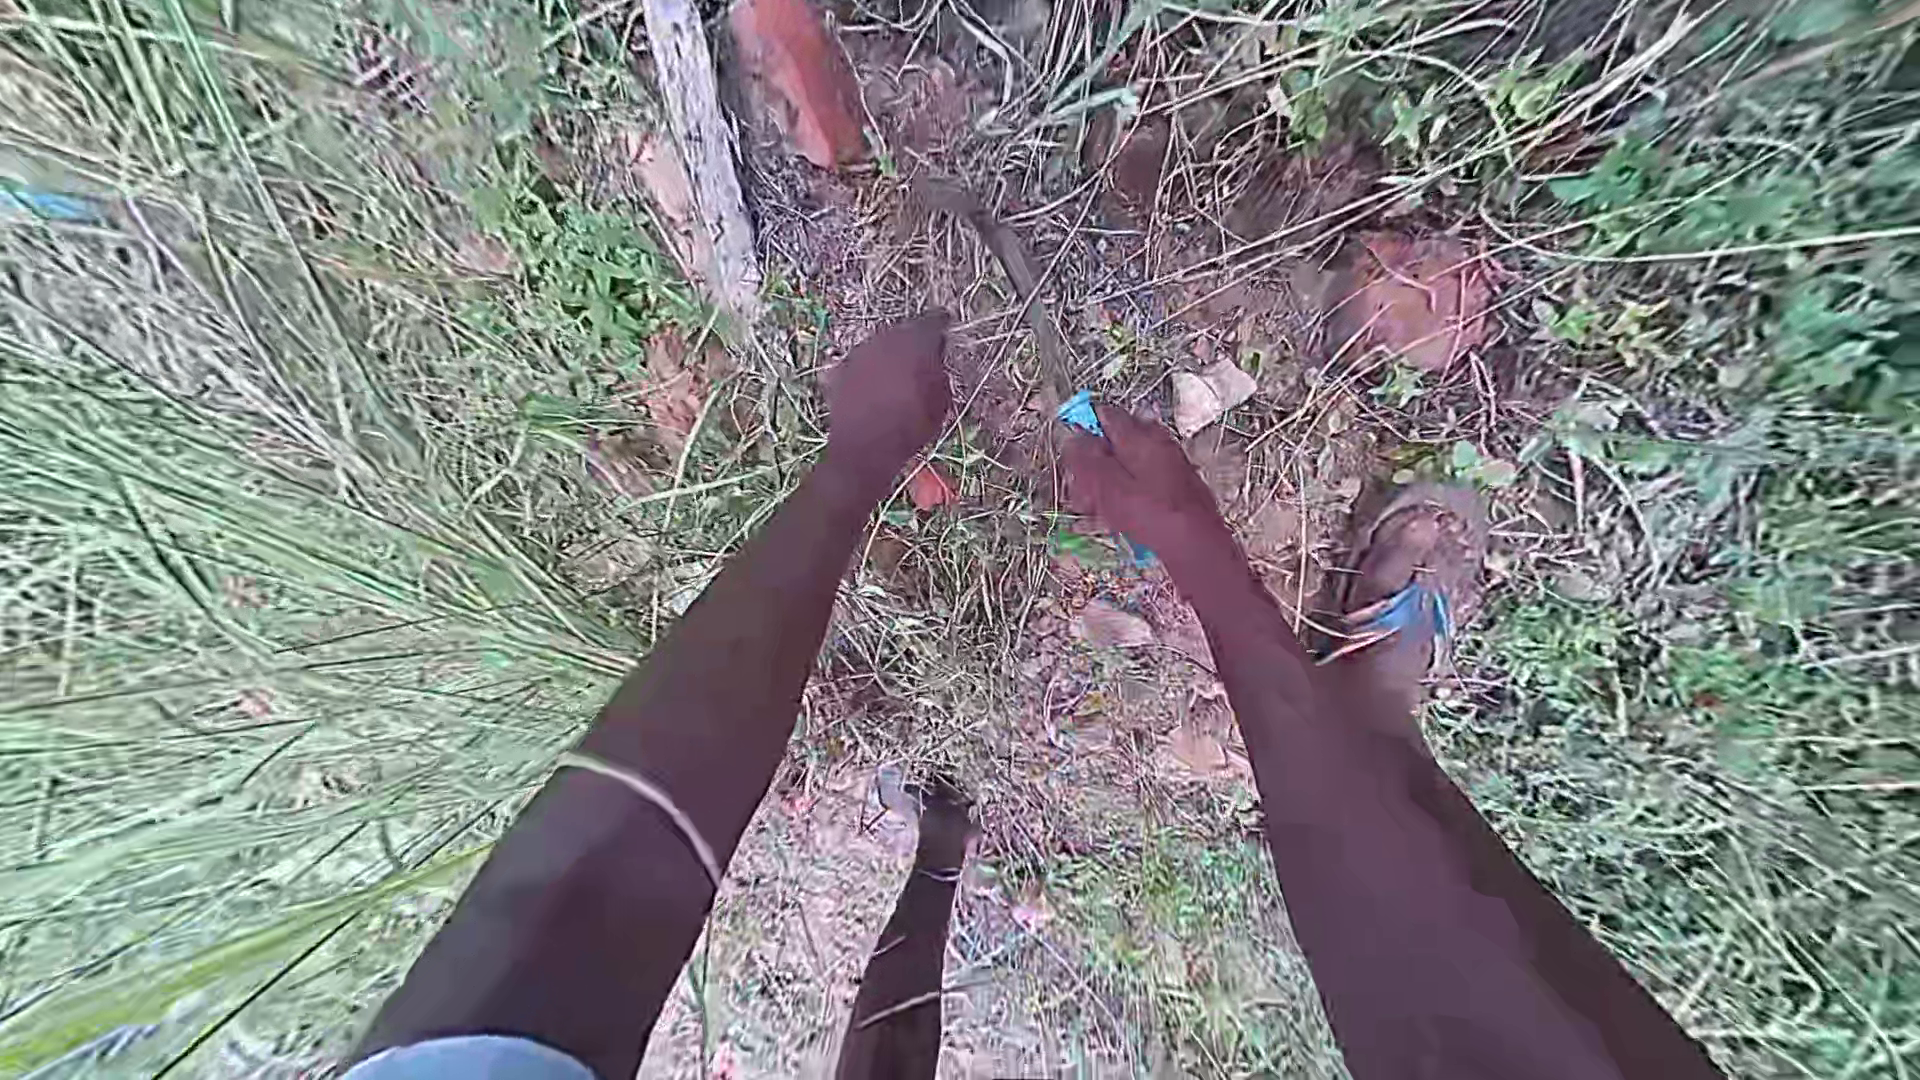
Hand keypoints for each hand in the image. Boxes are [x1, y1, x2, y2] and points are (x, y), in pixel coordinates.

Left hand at [825, 311, 952, 487]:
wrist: (865, 448)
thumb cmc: (910, 428)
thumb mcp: (940, 403)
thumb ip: (940, 374)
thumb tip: (936, 363)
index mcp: (916, 342)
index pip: (933, 322)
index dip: (941, 326)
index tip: (946, 328)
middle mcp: (886, 339)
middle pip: (904, 332)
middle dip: (914, 342)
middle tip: (922, 357)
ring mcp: (861, 352)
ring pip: (881, 345)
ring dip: (891, 355)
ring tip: (899, 374)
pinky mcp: (842, 367)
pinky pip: (864, 361)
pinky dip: (872, 369)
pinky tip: (877, 386)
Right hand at [1062, 404, 1242, 574]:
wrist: (1194, 544)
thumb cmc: (1150, 513)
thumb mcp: (1107, 485)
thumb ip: (1087, 458)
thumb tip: (1073, 439)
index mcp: (1140, 436)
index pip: (1104, 415)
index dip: (1082, 429)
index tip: (1070, 452)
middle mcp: (1158, 443)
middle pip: (1115, 442)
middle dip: (1093, 462)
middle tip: (1080, 487)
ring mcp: (1170, 464)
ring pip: (1127, 464)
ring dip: (1106, 482)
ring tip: (1093, 507)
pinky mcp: (1175, 487)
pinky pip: (1141, 482)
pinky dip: (1124, 494)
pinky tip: (1116, 516)